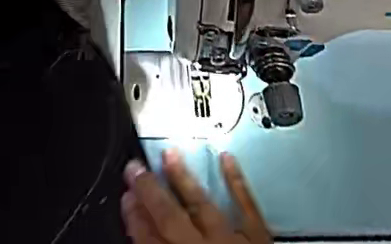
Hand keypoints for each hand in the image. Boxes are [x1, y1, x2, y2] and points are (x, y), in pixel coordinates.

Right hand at [122, 149, 269, 243]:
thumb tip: (145, 242)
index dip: (136, 223)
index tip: (127, 202)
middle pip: (173, 221)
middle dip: (151, 194)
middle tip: (135, 169)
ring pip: (205, 207)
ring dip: (184, 180)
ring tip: (170, 155)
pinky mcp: (263, 243)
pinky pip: (247, 207)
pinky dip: (236, 182)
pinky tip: (227, 160)